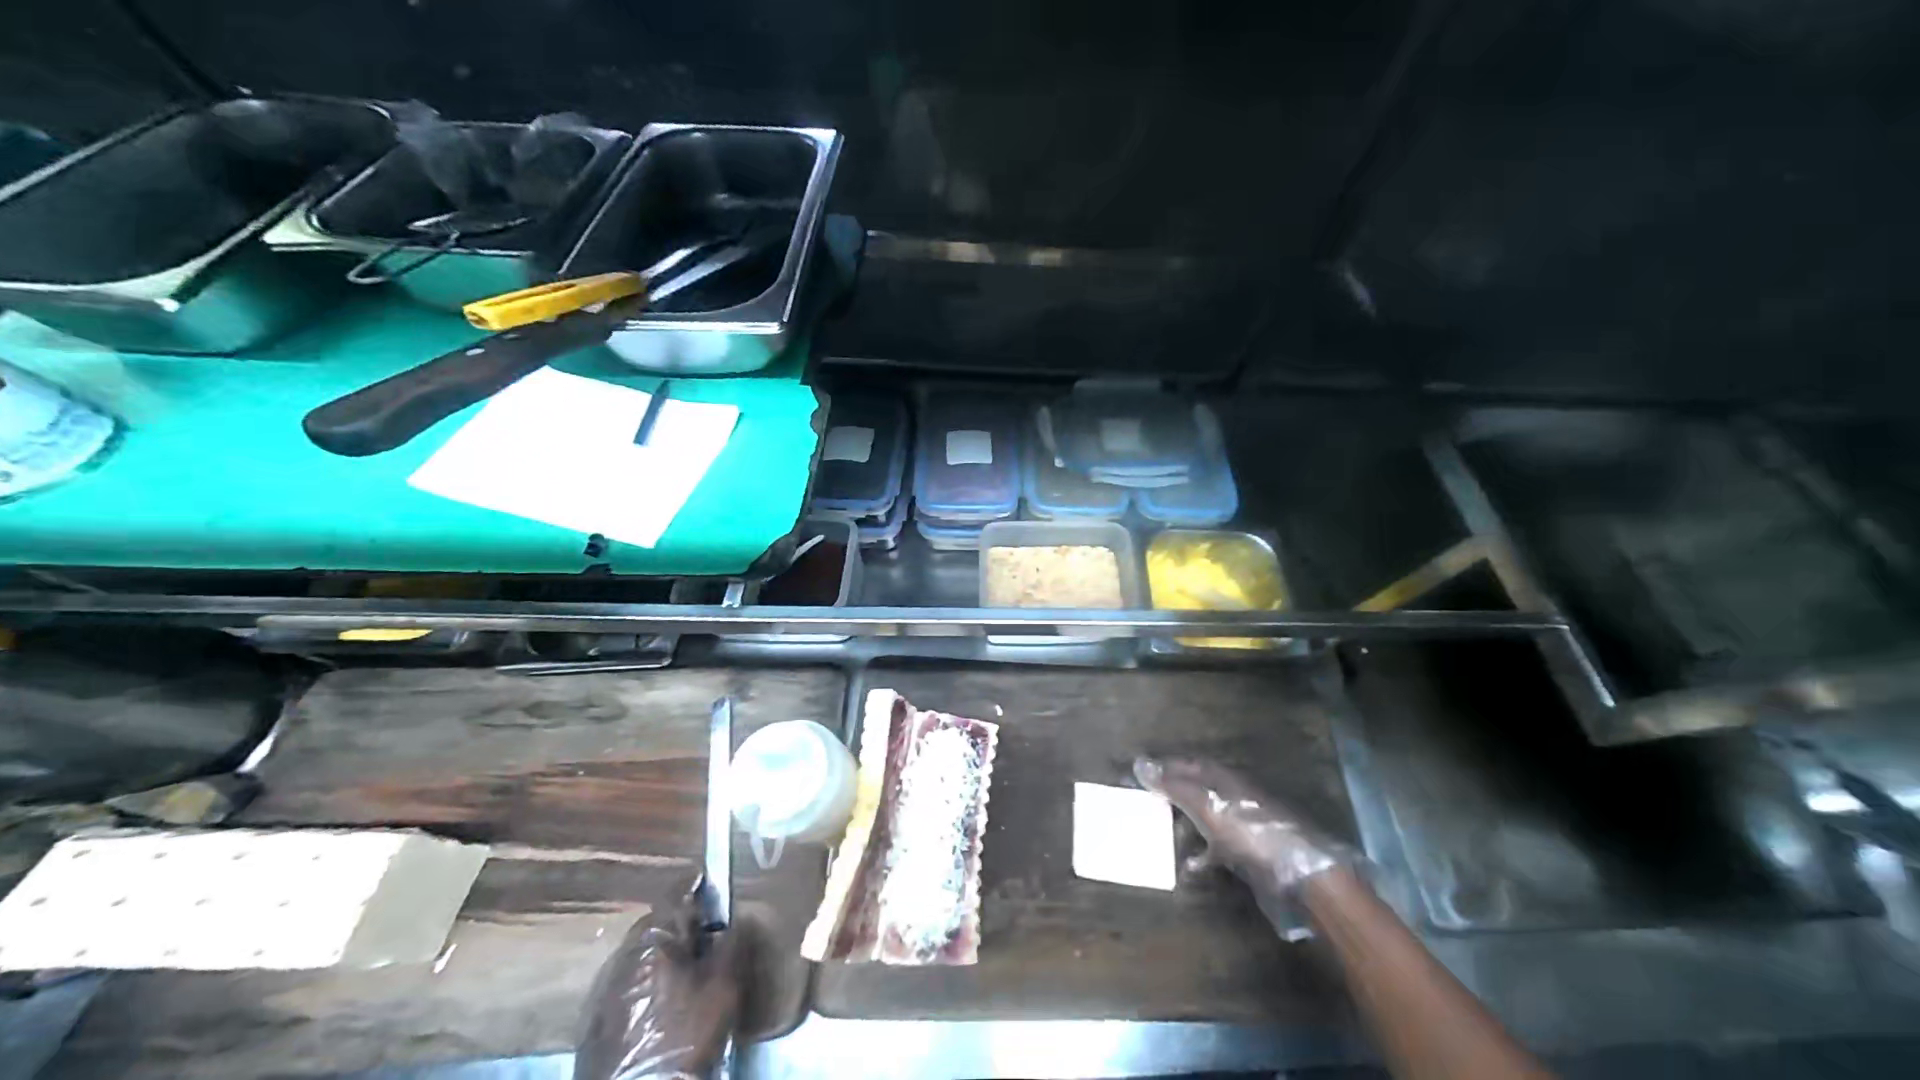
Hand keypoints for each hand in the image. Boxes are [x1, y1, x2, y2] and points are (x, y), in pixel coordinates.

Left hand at [575, 883, 740, 1079]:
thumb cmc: (686, 1036)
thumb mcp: (724, 985)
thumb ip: (732, 942)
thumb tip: (735, 917)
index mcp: (651, 939)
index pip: (674, 894)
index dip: (696, 886)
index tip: (712, 885)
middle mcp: (621, 955)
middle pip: (655, 925)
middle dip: (680, 925)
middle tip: (707, 937)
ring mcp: (602, 991)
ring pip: (639, 956)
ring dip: (661, 957)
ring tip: (685, 974)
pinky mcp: (592, 1024)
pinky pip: (625, 986)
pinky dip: (645, 985)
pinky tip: (660, 1008)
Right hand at [1134, 756, 1345, 897]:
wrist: (1301, 875)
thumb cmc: (1251, 833)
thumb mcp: (1208, 806)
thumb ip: (1175, 787)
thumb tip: (1139, 763)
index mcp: (1226, 779)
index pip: (1189, 764)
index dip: (1165, 766)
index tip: (1139, 773)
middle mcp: (1235, 796)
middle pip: (1198, 789)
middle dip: (1172, 793)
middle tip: (1145, 801)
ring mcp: (1245, 825)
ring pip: (1207, 818)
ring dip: (1185, 823)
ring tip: (1160, 830)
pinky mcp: (1251, 853)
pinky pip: (1218, 848)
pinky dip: (1202, 854)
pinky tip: (1189, 866)